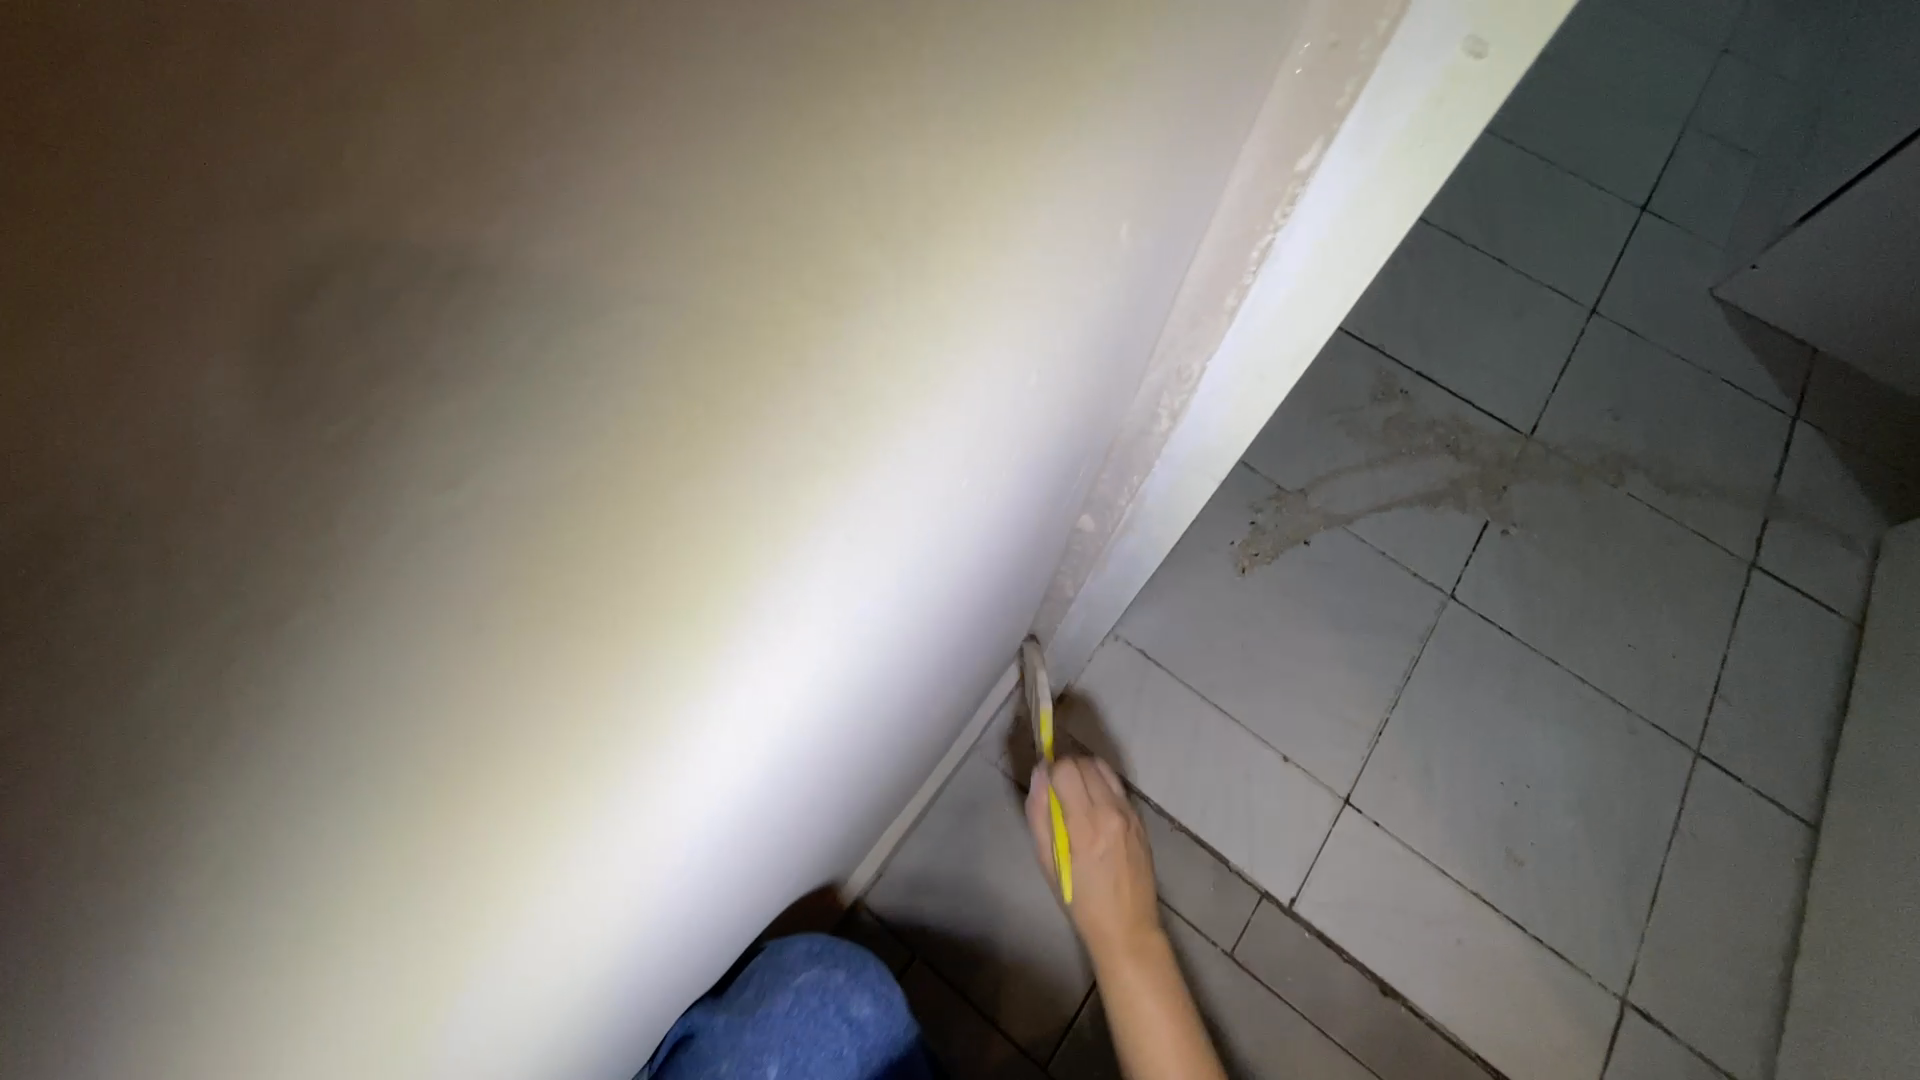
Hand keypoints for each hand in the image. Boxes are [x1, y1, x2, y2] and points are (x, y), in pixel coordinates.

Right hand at [1026, 756, 1163, 963]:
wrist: (1127, 927)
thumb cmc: (1080, 900)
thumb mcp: (1048, 862)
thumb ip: (1039, 813)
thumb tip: (1038, 774)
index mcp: (1085, 824)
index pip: (1065, 769)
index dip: (1050, 771)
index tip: (1044, 786)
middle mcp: (1111, 811)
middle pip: (1084, 762)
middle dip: (1066, 768)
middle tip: (1057, 791)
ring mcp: (1130, 813)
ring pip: (1103, 768)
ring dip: (1085, 771)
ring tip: (1076, 795)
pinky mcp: (1140, 819)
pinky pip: (1116, 785)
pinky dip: (1101, 784)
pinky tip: (1094, 807)